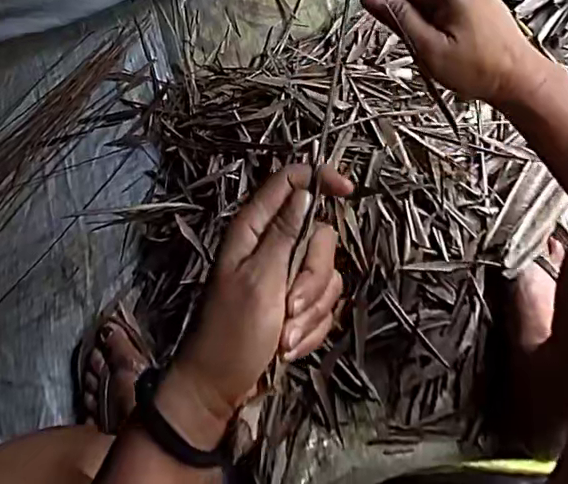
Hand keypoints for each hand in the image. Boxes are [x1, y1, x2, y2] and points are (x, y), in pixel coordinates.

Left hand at [159, 164, 352, 447]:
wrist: (220, 390)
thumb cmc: (231, 333)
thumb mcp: (260, 280)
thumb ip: (285, 233)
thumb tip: (307, 192)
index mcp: (253, 228)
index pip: (290, 181)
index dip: (320, 178)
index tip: (348, 190)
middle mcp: (271, 243)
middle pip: (318, 233)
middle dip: (314, 274)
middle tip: (291, 305)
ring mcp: (284, 272)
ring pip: (326, 272)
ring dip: (311, 308)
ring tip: (284, 334)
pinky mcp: (296, 300)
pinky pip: (324, 301)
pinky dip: (312, 325)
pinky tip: (290, 344)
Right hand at [361, 0, 552, 105]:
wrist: (519, 78)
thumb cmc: (480, 70)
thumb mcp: (428, 49)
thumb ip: (398, 17)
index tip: (380, 14)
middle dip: (403, 5)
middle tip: (415, 36)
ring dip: (418, 10)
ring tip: (435, 38)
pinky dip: (433, 11)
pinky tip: (446, 33)